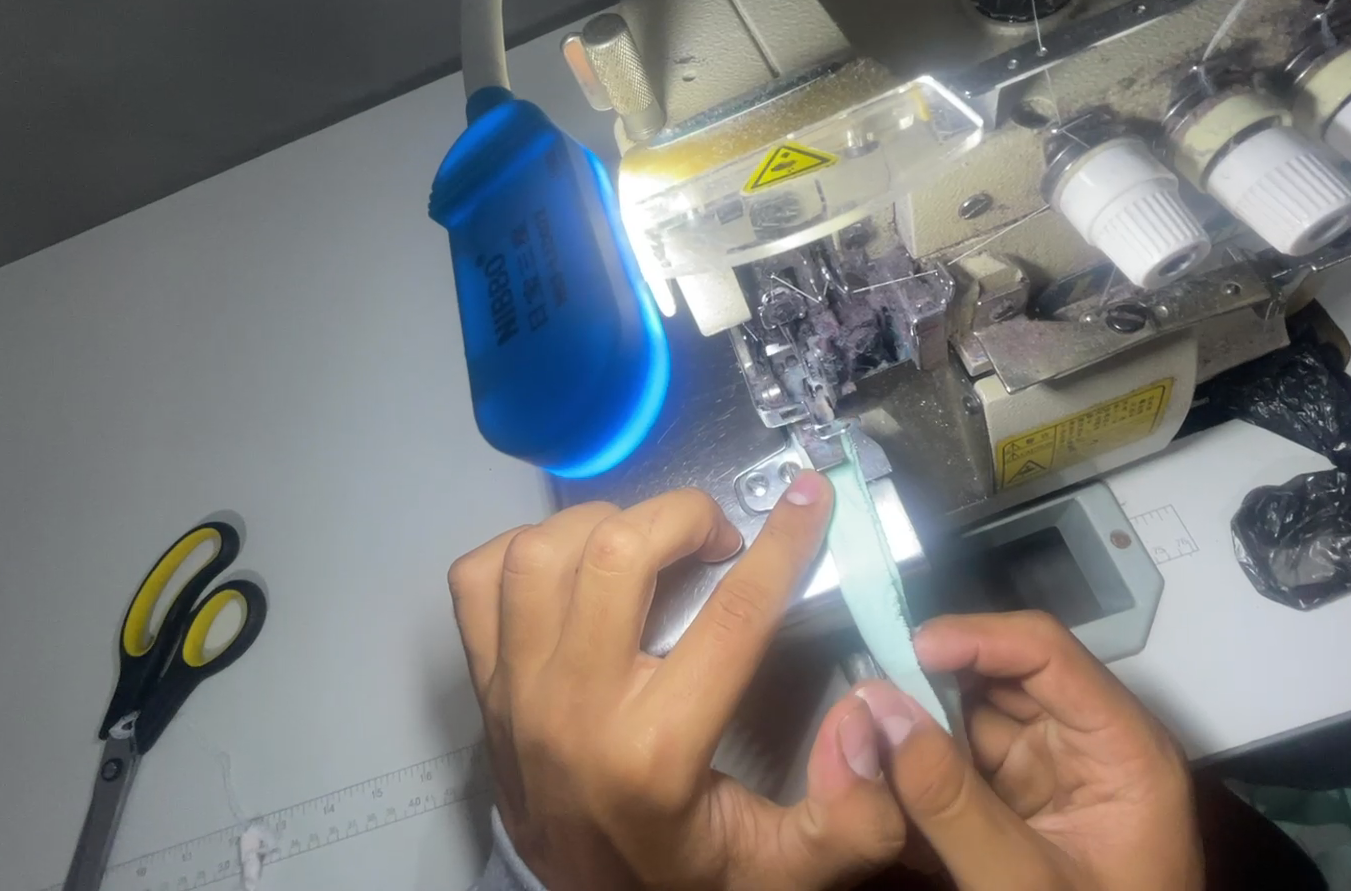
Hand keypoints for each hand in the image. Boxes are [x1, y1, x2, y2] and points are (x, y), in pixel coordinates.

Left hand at [448, 475, 906, 889]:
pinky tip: (571, 567)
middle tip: (714, 539)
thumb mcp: (779, 870)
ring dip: (606, 523)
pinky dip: (524, 547)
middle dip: (683, 516)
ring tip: (645, 544)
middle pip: (620, 554)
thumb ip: (850, 818)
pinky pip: (479, 575)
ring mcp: (516, 687)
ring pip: (544, 550)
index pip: (730, 617)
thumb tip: (871, 717)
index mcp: (655, 751)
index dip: (781, 545)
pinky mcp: (482, 679)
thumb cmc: (677, 871)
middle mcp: (574, 706)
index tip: (807, 497)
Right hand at [856, 611, 1200, 890]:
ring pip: (972, 708)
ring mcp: (1052, 763)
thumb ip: (949, 800)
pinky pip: (961, 751)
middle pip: (1002, 673)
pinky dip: (922, 759)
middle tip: (871, 694)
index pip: (1046, 652)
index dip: (974, 637)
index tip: (905, 650)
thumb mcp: (1024, 887)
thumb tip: (879, 705)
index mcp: (1123, 747)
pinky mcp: (1020, 790)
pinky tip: (888, 775)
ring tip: (869, 732)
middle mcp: (1088, 738)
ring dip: (919, 718)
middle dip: (933, 678)